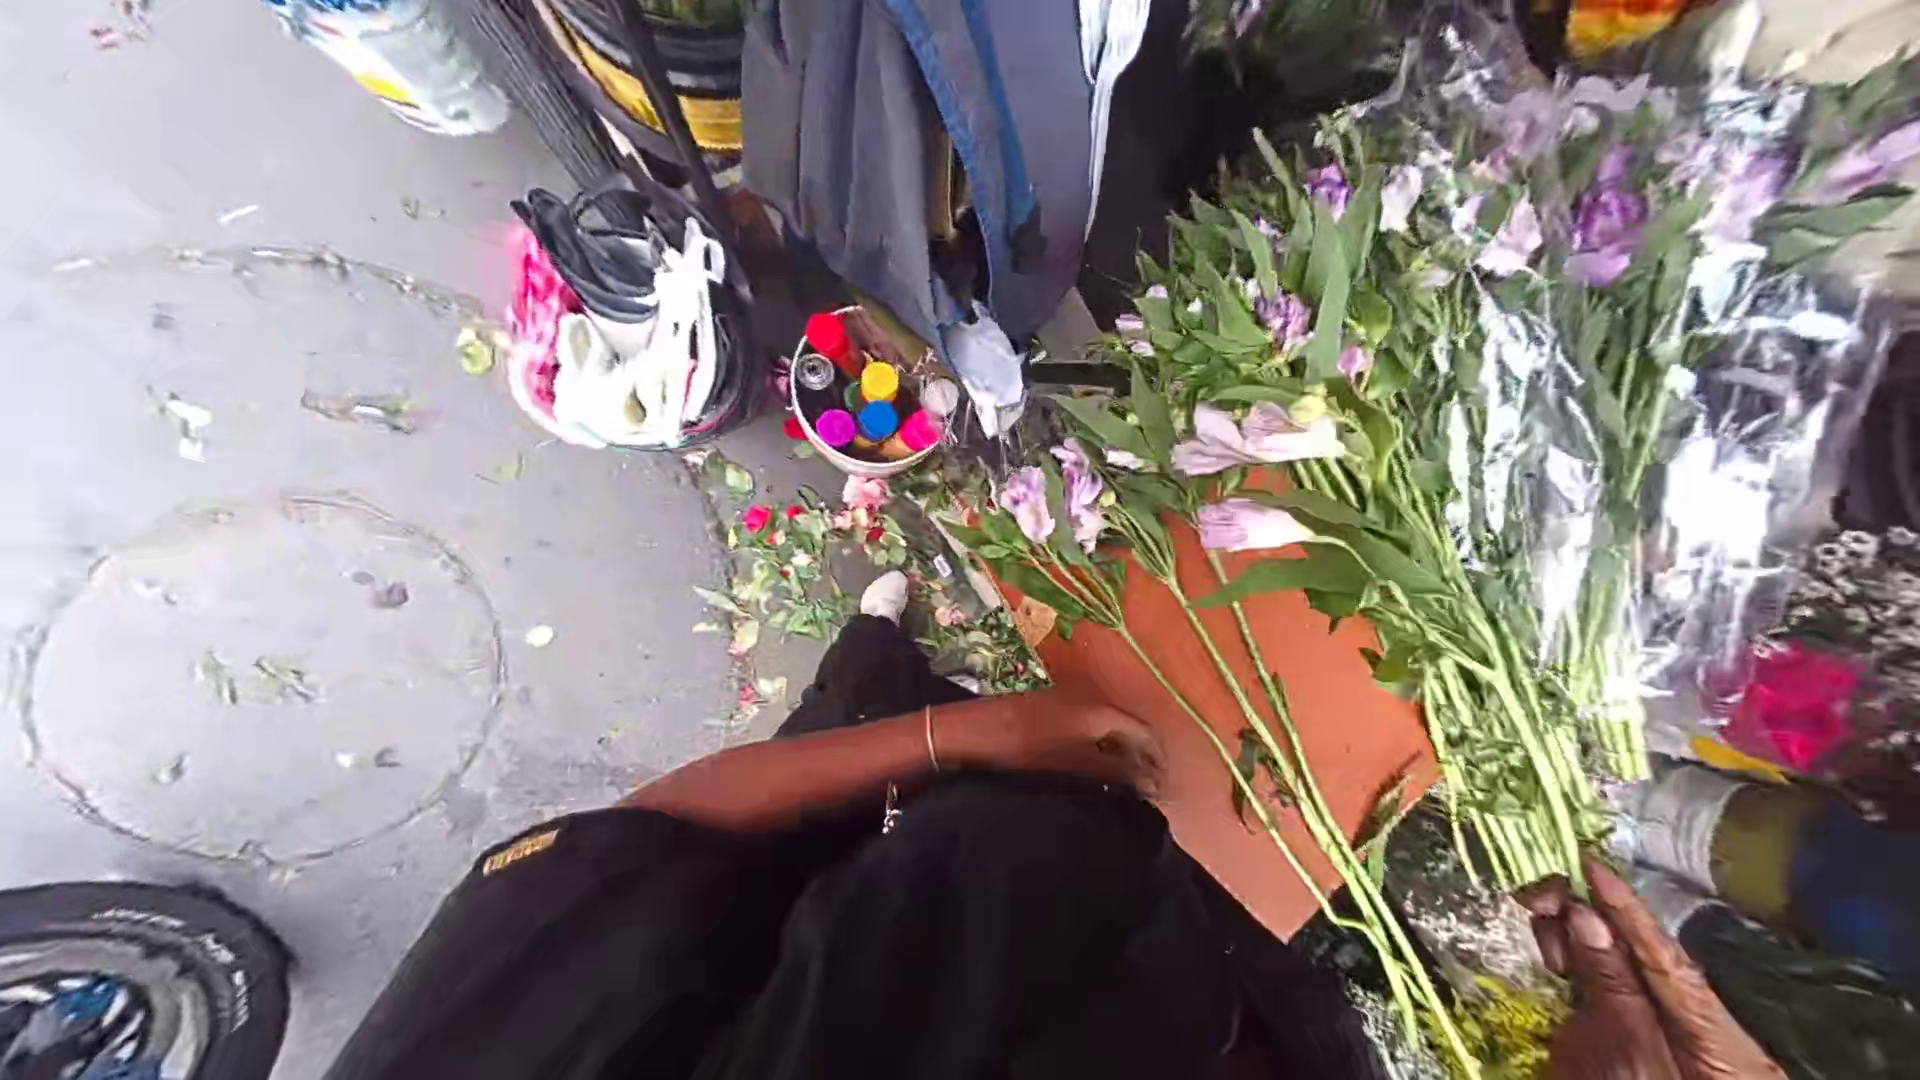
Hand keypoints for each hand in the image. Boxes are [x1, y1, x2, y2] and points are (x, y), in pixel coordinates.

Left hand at [938, 685, 1166, 796]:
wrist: (958, 736)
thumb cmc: (1009, 754)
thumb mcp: (1059, 767)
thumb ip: (1103, 771)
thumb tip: (1142, 781)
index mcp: (1087, 711)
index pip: (1136, 727)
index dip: (1153, 755)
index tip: (1162, 783)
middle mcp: (1079, 697)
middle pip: (1122, 723)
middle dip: (1139, 752)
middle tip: (1148, 784)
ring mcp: (1061, 698)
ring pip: (1104, 723)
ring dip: (1118, 748)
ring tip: (1126, 780)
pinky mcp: (1045, 705)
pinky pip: (1084, 721)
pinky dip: (1097, 742)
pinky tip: (1096, 764)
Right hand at [1519, 860, 1785, 1079]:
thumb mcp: (1629, 1051)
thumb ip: (1612, 986)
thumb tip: (1584, 915)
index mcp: (1718, 1039)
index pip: (1667, 959)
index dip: (1627, 910)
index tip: (1590, 865)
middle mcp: (1692, 1025)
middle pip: (1639, 953)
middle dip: (1587, 916)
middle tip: (1540, 898)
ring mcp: (1656, 1027)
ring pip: (1613, 959)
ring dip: (1571, 931)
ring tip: (1541, 924)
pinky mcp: (1620, 1029)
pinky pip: (1597, 978)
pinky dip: (1570, 955)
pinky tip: (1552, 950)